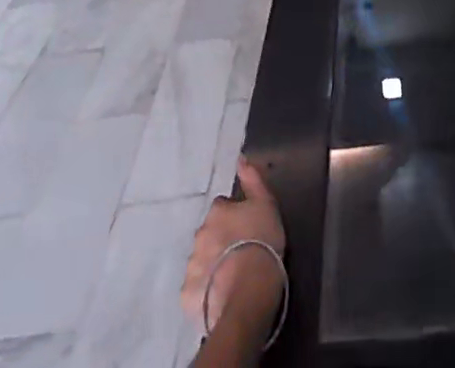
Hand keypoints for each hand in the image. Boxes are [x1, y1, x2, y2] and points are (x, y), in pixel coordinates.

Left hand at [181, 158, 285, 333]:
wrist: (248, 288)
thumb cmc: (260, 241)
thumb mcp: (266, 205)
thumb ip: (253, 181)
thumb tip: (240, 158)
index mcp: (216, 212)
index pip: (222, 208)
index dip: (234, 217)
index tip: (246, 228)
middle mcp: (199, 234)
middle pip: (209, 234)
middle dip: (220, 241)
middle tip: (240, 253)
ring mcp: (192, 265)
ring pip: (201, 260)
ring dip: (213, 265)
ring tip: (231, 278)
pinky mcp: (188, 293)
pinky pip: (196, 289)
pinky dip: (205, 291)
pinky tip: (219, 296)